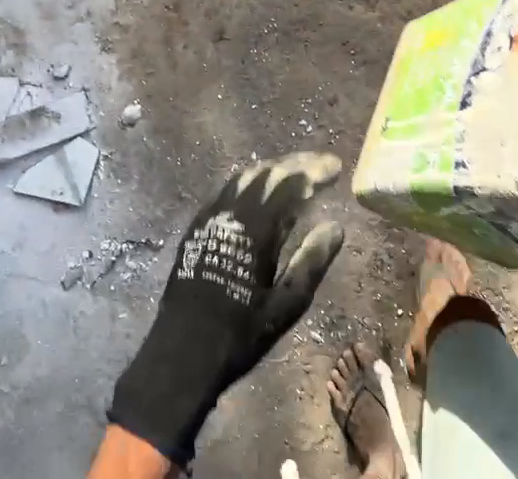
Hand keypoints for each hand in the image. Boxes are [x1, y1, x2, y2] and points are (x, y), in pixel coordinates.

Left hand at [108, 152, 345, 465]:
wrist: (181, 352)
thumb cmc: (240, 334)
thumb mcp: (285, 305)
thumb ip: (311, 261)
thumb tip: (337, 227)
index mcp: (255, 230)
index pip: (289, 184)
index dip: (314, 171)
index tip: (336, 166)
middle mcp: (230, 214)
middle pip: (266, 173)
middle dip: (296, 164)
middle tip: (321, 164)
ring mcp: (209, 218)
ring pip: (243, 177)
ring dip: (272, 169)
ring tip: (296, 171)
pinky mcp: (196, 228)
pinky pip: (226, 189)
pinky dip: (249, 181)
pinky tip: (259, 190)